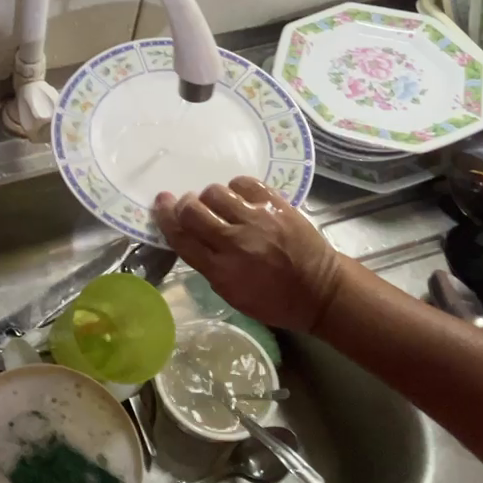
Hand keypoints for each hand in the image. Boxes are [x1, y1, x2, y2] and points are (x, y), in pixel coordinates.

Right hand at [154, 178, 345, 333]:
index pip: (181, 237)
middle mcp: (235, 243)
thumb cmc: (273, 299)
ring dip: (211, 197)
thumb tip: (187, 234)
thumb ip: (207, 263)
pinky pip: (243, 183)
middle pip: (193, 210)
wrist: (321, 291)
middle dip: (185, 204)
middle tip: (190, 206)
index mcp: (221, 270)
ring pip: (215, 192)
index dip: (165, 217)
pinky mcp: (276, 205)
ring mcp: (257, 220)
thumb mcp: (231, 292)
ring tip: (222, 205)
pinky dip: (236, 188)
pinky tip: (241, 198)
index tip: (161, 203)